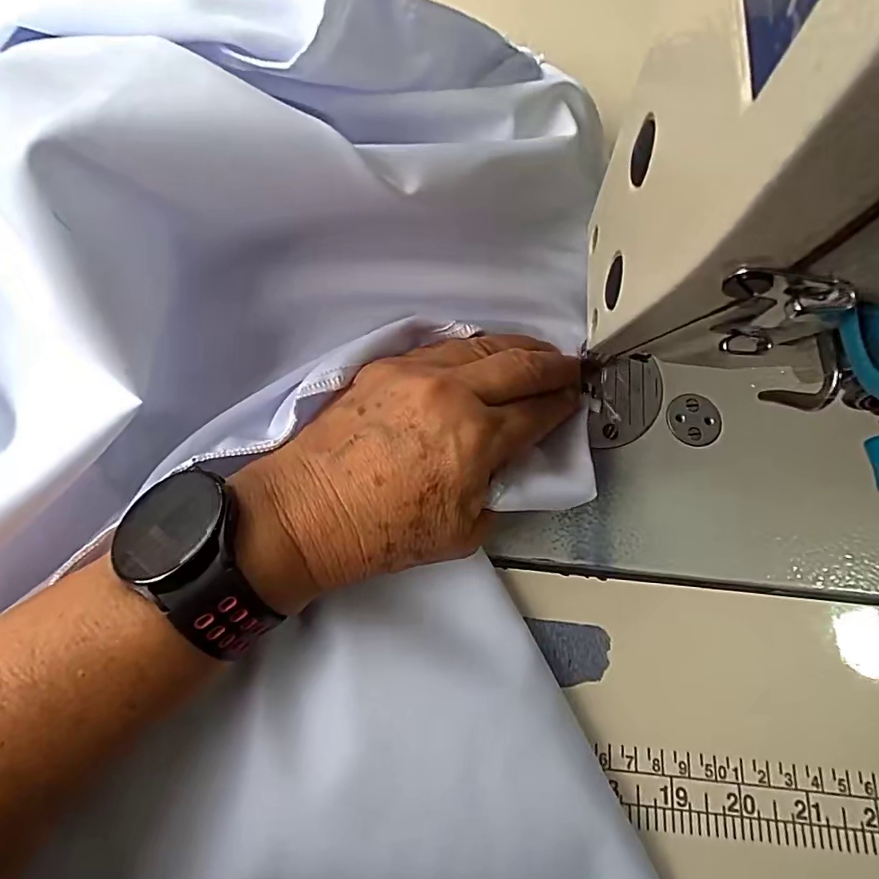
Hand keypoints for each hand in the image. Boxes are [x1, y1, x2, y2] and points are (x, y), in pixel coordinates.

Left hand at [231, 334, 581, 613]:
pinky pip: (435, 348)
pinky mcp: (380, 370)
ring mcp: (411, 376)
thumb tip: (501, 465)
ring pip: (477, 346)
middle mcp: (448, 395)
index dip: (562, 406)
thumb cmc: (375, 532)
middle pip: (519, 365)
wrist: (306, 512)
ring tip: (530, 354)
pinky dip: (466, 349)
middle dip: (552, 366)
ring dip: (513, 348)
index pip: (537, 412)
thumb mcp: (461, 532)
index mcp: (476, 438)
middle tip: (568, 368)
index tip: (572, 401)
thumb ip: (493, 491)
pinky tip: (474, 355)